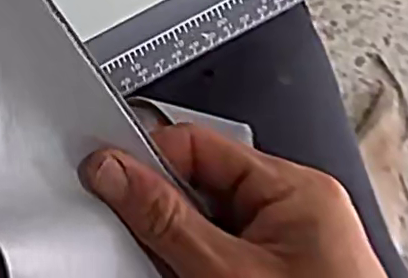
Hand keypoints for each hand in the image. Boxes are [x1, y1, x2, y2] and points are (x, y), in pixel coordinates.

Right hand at [82, 124, 387, 277]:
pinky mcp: (282, 277)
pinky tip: (183, 275)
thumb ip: (164, 217)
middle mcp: (298, 211)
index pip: (193, 143)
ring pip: (204, 222)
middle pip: (196, 184)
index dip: (146, 160)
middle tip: (146, 242)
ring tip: (174, 269)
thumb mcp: (228, 274)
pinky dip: (194, 265)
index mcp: (297, 189)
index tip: (109, 180)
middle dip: (165, 212)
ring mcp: (293, 250)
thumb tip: (110, 168)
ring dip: (178, 244)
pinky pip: (219, 252)